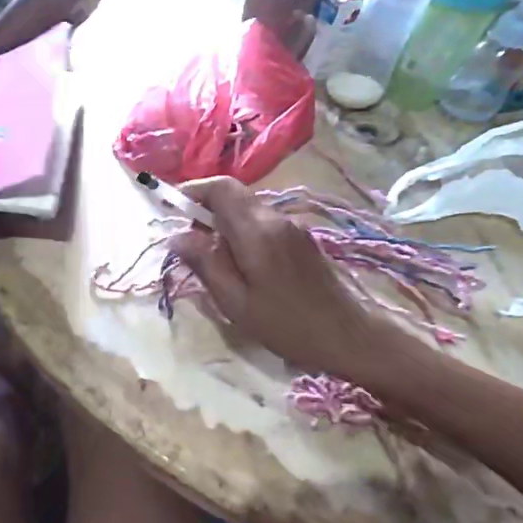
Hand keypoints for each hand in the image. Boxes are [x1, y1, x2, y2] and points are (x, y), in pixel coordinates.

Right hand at [169, 178, 392, 383]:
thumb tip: (176, 236)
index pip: (221, 188)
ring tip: (212, 261)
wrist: (350, 334)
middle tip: (189, 245)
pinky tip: (242, 267)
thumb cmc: (288, 324)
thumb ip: (205, 265)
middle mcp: (276, 219)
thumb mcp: (236, 302)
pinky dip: (243, 235)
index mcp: (257, 230)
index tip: (172, 211)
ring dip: (224, 225)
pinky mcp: (303, 241)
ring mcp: (293, 228)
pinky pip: (264, 225)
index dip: (193, 191)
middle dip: (205, 211)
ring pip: (249, 212)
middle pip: (234, 197)